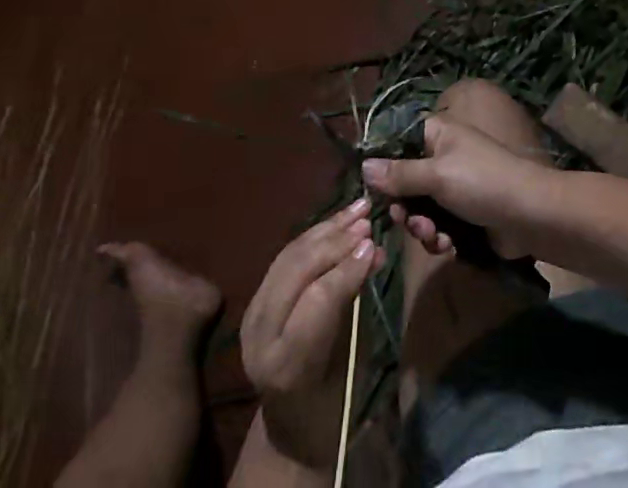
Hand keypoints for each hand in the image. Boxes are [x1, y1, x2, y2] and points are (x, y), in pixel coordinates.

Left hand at [239, 197, 381, 469]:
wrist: (293, 419)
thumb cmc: (336, 396)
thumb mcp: (353, 358)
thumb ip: (357, 304)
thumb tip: (373, 254)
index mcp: (288, 362)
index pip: (317, 299)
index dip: (347, 267)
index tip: (375, 245)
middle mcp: (260, 336)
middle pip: (297, 271)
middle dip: (335, 241)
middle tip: (368, 221)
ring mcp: (252, 314)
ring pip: (288, 257)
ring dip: (325, 228)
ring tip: (357, 209)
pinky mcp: (255, 299)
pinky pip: (284, 257)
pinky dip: (314, 234)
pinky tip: (337, 220)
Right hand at [364, 116, 555, 259]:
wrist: (530, 215)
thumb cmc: (482, 182)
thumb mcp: (436, 174)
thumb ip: (399, 173)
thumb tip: (364, 165)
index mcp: (438, 135)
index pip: (398, 141)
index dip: (383, 163)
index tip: (372, 187)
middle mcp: (444, 157)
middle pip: (405, 180)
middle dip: (404, 206)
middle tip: (406, 219)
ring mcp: (455, 186)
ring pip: (420, 208)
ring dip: (421, 226)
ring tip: (433, 235)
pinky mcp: (465, 214)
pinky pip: (438, 225)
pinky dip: (439, 236)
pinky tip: (447, 245)